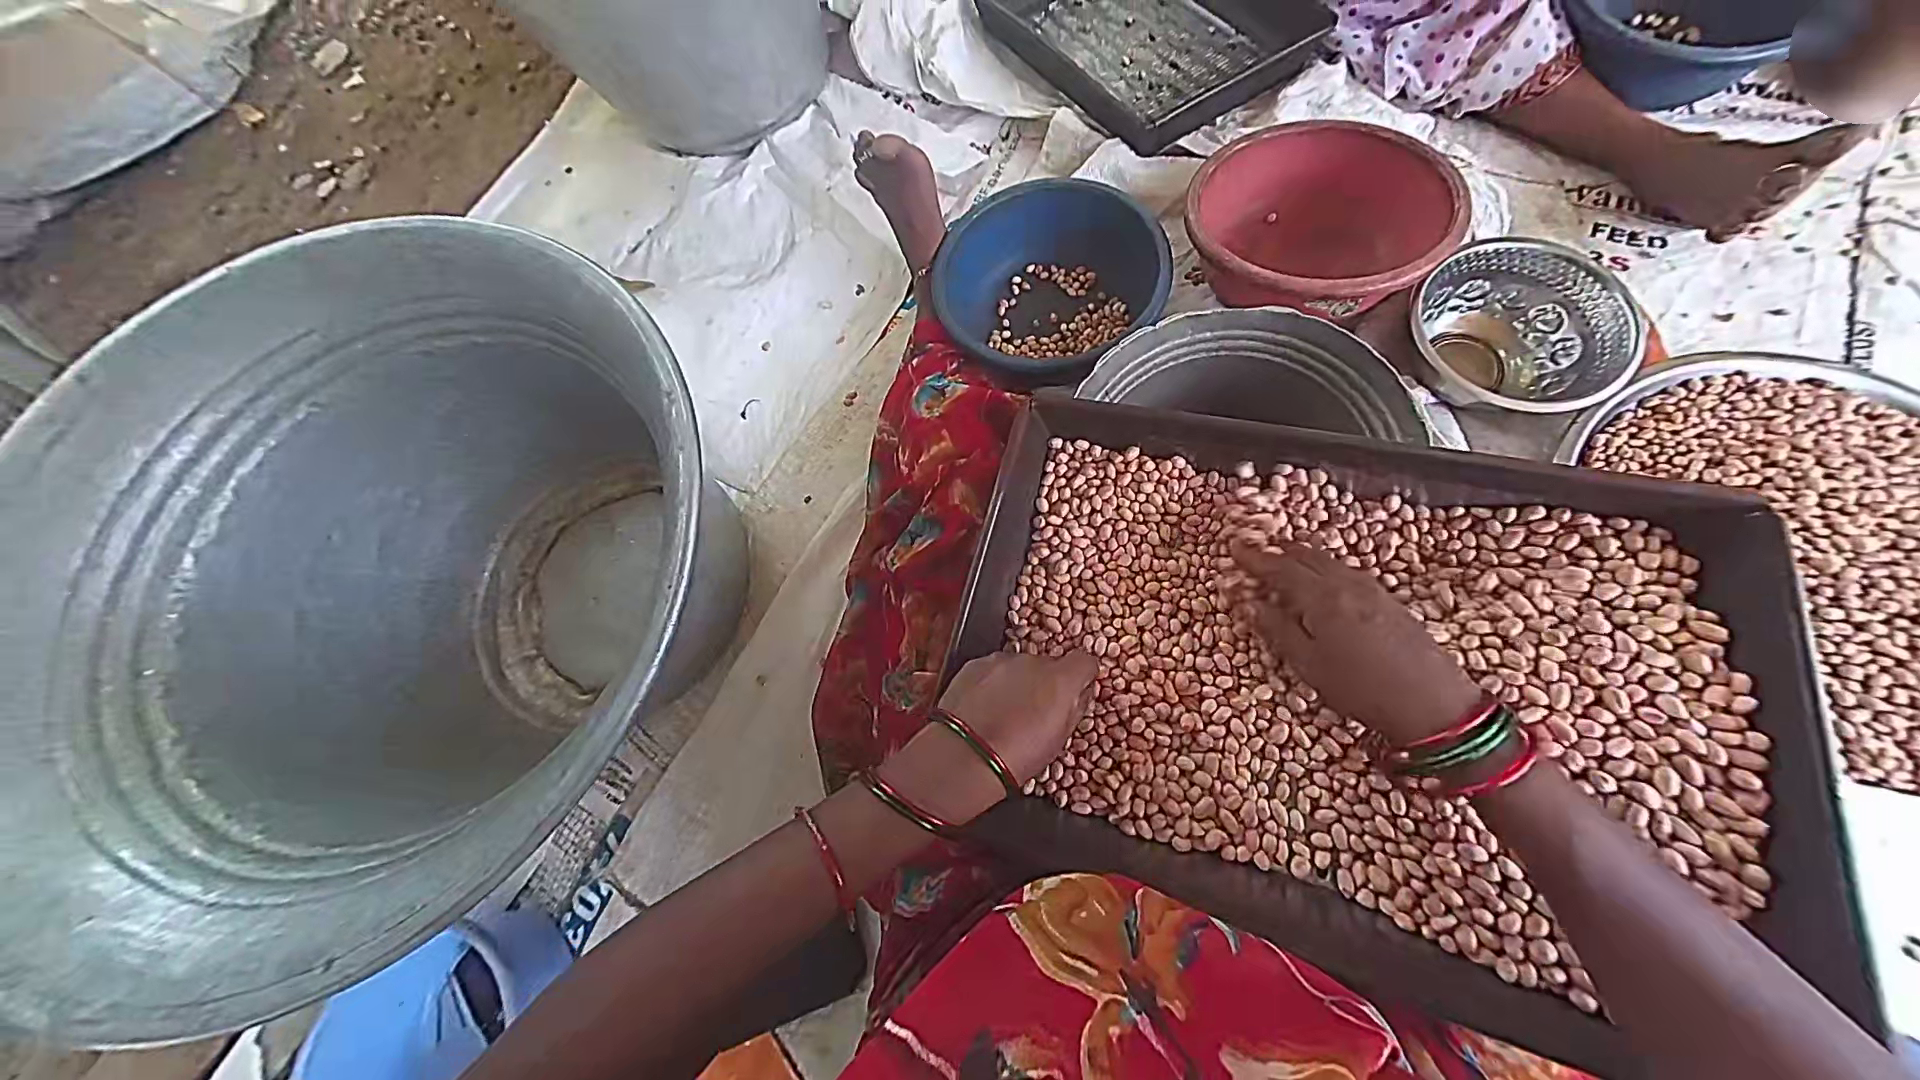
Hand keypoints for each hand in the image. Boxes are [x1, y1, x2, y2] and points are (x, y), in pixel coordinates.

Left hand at [880, 650, 1096, 824]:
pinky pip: (992, 669)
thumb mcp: (1059, 740)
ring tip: (1005, 714)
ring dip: (1017, 683)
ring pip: (1018, 666)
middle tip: (1035, 712)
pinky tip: (984, 708)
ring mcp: (1001, 660)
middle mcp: (1032, 661)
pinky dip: (992, 683)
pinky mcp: (974, 664)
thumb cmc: (1015, 757)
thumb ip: (1074, 708)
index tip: (1077, 689)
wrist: (963, 755)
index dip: (1082, 675)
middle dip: (1045, 683)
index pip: (1085, 661)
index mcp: (1061, 680)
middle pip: (1048, 664)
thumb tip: (1079, 694)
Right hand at [1233, 542, 1481, 746]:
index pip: (1280, 568)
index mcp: (1322, 597)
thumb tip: (1248, 602)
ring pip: (1329, 562)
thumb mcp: (1307, 663)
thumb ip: (1276, 628)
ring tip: (1284, 562)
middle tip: (1255, 554)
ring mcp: (1373, 591)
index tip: (1234, 549)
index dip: (1254, 558)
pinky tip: (1322, 582)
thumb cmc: (1360, 688)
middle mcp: (1347, 584)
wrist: (1434, 704)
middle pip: (1307, 556)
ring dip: (1302, 558)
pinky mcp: (1389, 601)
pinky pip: (1347, 573)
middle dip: (1277, 552)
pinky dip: (1324, 569)